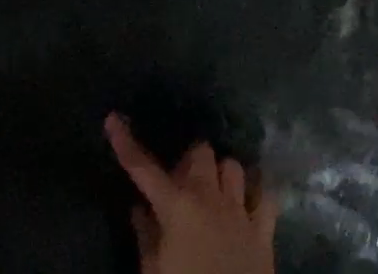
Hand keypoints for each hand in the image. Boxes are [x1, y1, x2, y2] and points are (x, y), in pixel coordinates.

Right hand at [106, 113, 278, 273]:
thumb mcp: (153, 269)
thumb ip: (146, 234)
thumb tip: (140, 208)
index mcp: (175, 206)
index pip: (143, 167)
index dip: (125, 141)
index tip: (112, 118)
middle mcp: (208, 197)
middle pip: (200, 152)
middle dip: (188, 160)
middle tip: (179, 181)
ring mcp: (239, 211)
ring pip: (232, 166)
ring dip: (220, 172)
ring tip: (212, 189)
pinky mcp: (263, 229)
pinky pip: (265, 196)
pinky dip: (255, 193)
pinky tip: (247, 199)